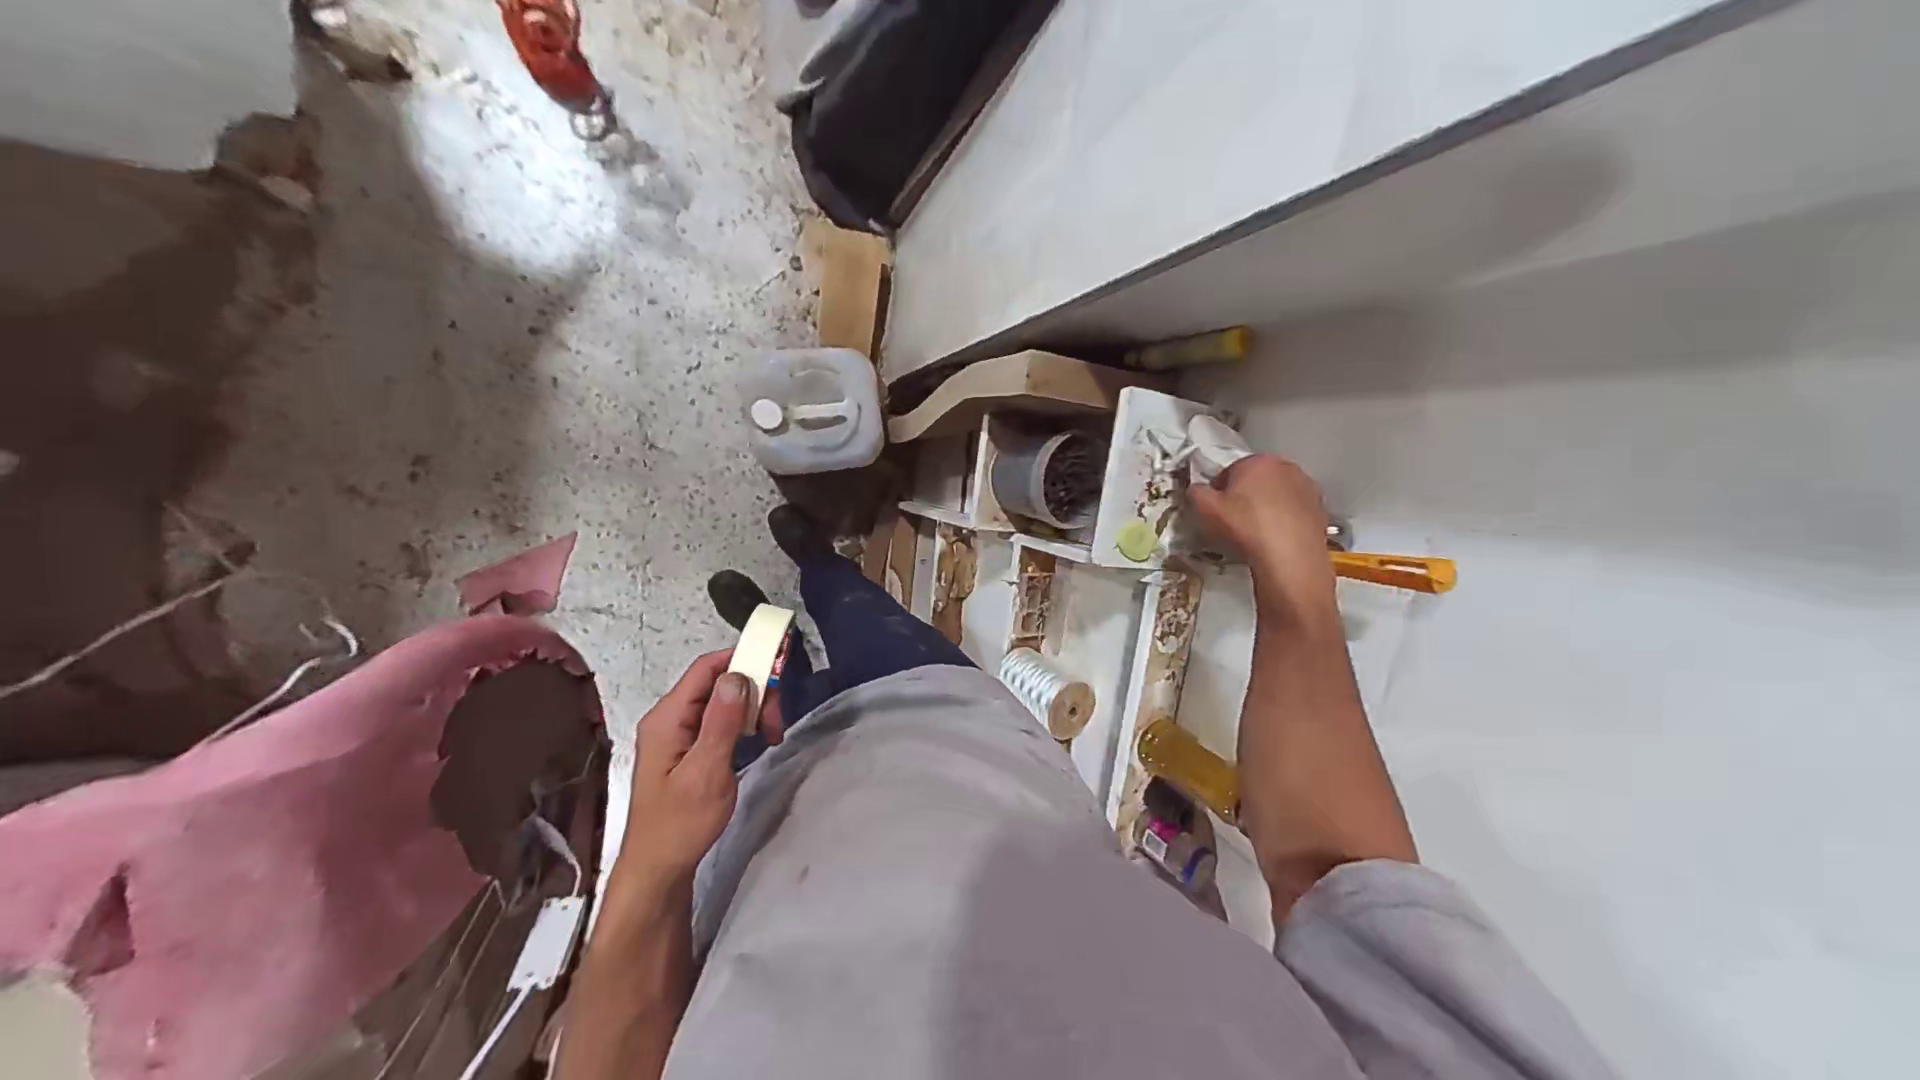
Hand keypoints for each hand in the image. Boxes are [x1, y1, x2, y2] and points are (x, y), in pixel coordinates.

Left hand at [613, 650, 781, 893]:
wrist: (660, 869)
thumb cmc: (681, 824)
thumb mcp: (706, 772)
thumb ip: (722, 722)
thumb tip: (738, 675)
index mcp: (668, 718)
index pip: (706, 669)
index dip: (742, 659)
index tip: (777, 668)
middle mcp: (670, 718)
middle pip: (718, 683)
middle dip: (753, 692)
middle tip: (774, 722)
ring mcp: (678, 734)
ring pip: (723, 701)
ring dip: (751, 710)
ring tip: (770, 735)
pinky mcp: (689, 748)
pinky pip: (720, 720)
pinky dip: (743, 725)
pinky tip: (757, 741)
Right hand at [1188, 454, 1337, 619]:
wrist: (1289, 555)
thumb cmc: (1246, 526)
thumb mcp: (1206, 509)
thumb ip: (1195, 492)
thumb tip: (1195, 489)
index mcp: (1256, 461)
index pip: (1230, 470)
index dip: (1220, 490)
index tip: (1217, 508)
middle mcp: (1285, 467)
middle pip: (1256, 479)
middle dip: (1245, 495)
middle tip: (1235, 519)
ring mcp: (1305, 486)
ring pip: (1276, 493)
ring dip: (1265, 506)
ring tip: (1255, 531)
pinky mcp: (1318, 507)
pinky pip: (1293, 509)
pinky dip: (1283, 518)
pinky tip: (1274, 536)